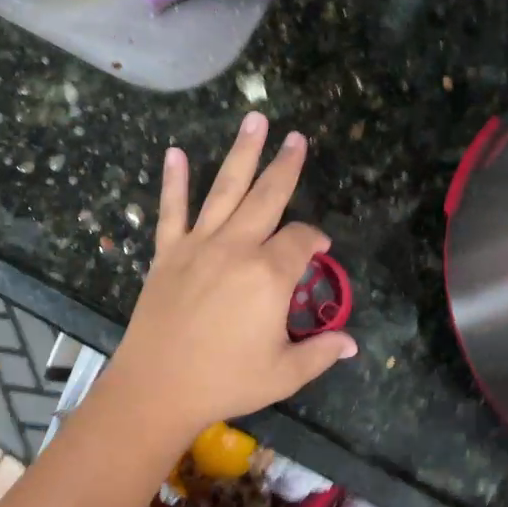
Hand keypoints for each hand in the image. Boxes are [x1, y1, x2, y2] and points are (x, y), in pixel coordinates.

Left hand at [91, 112, 357, 444]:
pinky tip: (176, 153)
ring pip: (225, 190)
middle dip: (285, 166)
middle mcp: (237, 248)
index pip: (301, 240)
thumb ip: (319, 353)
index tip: (320, 247)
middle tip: (297, 137)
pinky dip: (174, 181)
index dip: (315, 238)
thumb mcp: (283, 374)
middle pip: (268, 197)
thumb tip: (350, 344)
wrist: (157, 386)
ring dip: (241, 153)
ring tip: (254, 121)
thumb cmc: (224, 381)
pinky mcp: (168, 253)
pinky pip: (172, 210)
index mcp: (269, 276)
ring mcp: (199, 246)